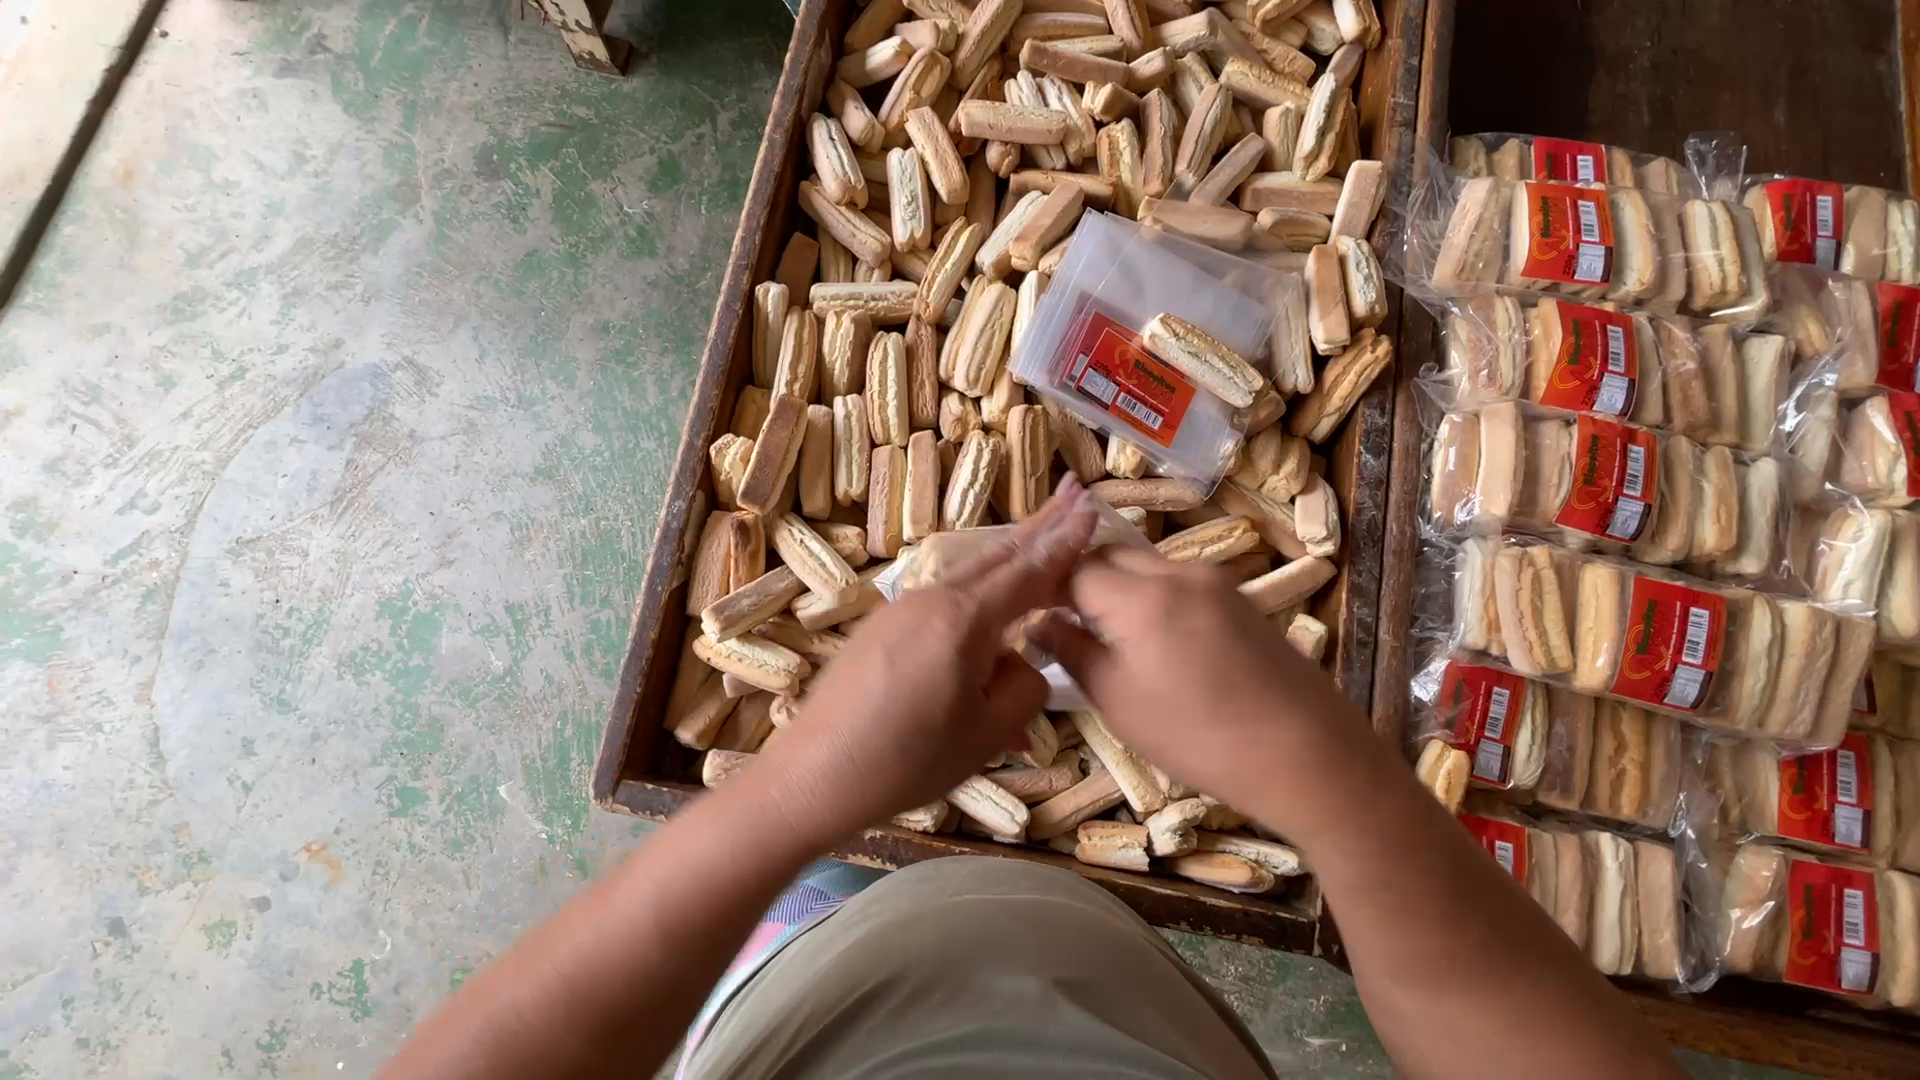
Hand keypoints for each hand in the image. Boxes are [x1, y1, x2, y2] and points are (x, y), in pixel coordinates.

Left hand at [750, 478, 1098, 845]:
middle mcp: (933, 598)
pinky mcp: (881, 626)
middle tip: (1074, 493)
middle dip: (1041, 525)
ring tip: (1039, 540)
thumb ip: (1023, 689)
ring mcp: (901, 608)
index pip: (1030, 571)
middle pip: (999, 555)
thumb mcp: (987, 735)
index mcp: (965, 619)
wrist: (814, 775)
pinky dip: (976, 601)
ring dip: (1009, 561)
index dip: (1065, 541)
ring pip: (969, 578)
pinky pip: (942, 605)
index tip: (1092, 506)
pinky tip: (986, 621)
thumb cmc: (907, 761)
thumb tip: (1019, 663)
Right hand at [1031, 547, 1366, 815]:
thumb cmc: (1198, 736)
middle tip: (1066, 624)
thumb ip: (1072, 651)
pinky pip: (1178, 580)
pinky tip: (1154, 640)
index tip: (1032, 615)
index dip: (1046, 588)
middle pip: (1110, 554)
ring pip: (1145, 564)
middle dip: (1080, 580)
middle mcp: (1177, 571)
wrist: (1306, 755)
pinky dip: (1151, 595)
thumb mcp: (1119, 700)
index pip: (1074, 568)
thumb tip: (1039, 622)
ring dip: (1117, 586)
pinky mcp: (1239, 597)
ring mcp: (1214, 580)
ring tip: (1109, 635)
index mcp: (1141, 596)